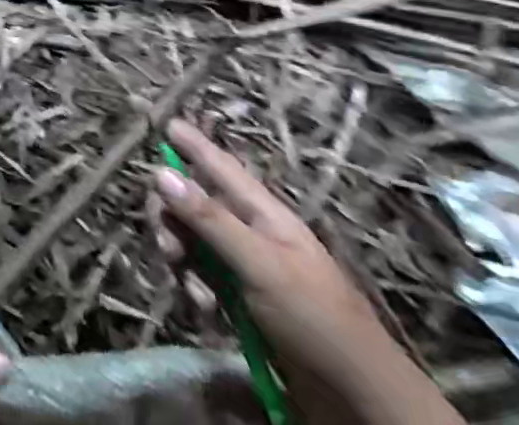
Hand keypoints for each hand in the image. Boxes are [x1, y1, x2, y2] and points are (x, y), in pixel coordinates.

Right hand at [153, 120, 463, 424]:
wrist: (357, 397)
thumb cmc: (316, 321)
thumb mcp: (260, 267)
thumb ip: (209, 219)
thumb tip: (160, 173)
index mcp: (266, 216)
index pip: (221, 168)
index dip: (194, 145)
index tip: (166, 121)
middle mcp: (252, 231)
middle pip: (193, 204)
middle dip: (171, 221)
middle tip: (166, 249)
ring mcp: (245, 263)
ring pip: (190, 239)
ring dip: (180, 259)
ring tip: (189, 290)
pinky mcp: (239, 293)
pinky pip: (198, 271)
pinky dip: (192, 285)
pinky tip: (201, 307)